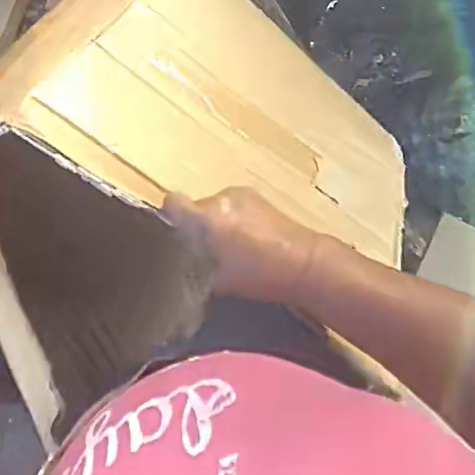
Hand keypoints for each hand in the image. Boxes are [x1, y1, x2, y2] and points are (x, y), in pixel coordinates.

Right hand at [162, 187, 322, 302]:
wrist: (304, 264)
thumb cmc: (258, 277)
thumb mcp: (217, 280)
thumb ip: (191, 265)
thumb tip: (175, 263)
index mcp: (204, 218)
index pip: (171, 202)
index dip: (170, 217)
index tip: (176, 235)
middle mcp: (217, 199)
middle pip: (194, 207)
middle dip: (198, 226)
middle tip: (208, 250)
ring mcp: (237, 194)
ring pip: (214, 206)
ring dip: (217, 221)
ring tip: (233, 245)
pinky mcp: (253, 195)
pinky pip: (231, 204)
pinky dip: (234, 217)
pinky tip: (249, 237)